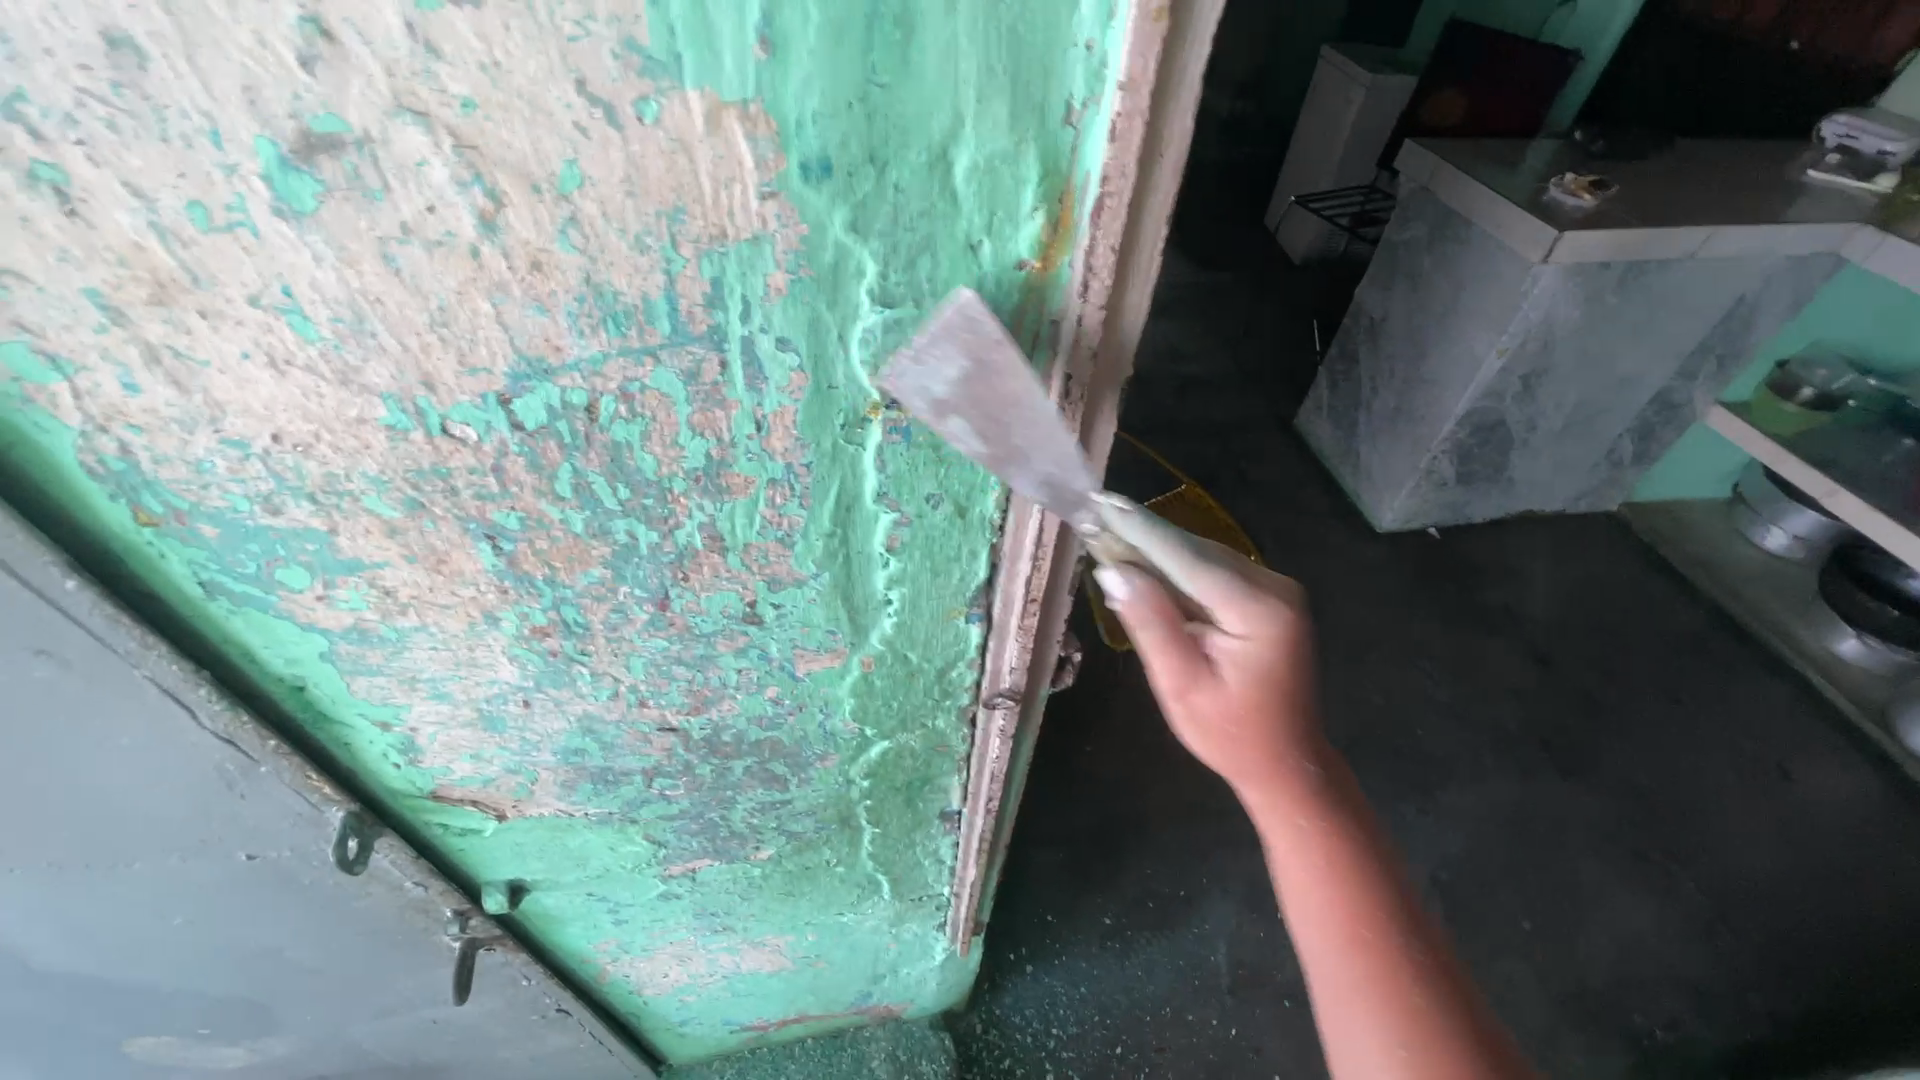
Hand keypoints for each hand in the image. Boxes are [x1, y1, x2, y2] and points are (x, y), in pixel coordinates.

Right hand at [1091, 493, 1319, 795]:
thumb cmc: (1228, 733)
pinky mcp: (1267, 596)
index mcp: (1258, 610)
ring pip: (1202, 556)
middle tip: (1093, 512)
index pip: (1186, 558)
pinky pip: (1212, 571)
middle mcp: (1274, 587)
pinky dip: (1175, 565)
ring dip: (1156, 546)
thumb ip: (1150, 623)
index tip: (1100, 505)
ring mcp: (1275, 589)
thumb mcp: (1180, 684)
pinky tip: (1142, 557)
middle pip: (1195, 550)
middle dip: (1143, 533)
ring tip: (1107, 528)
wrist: (1284, 761)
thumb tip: (1112, 570)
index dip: (1139, 531)